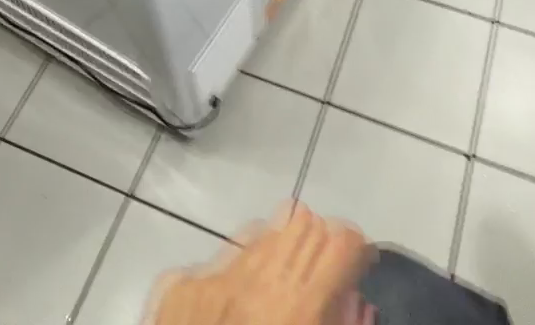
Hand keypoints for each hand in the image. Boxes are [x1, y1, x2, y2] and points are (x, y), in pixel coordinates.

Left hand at [147, 203, 373, 324]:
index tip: (356, 266)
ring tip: (276, 290)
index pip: (341, 241)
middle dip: (318, 247)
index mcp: (296, 310)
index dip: (354, 250)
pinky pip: (221, 261)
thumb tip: (356, 301)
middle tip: (319, 278)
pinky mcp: (178, 286)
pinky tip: (235, 307)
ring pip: (261, 233)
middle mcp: (254, 281)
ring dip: (277, 254)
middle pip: (303, 225)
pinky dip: (237, 275)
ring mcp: (211, 278)